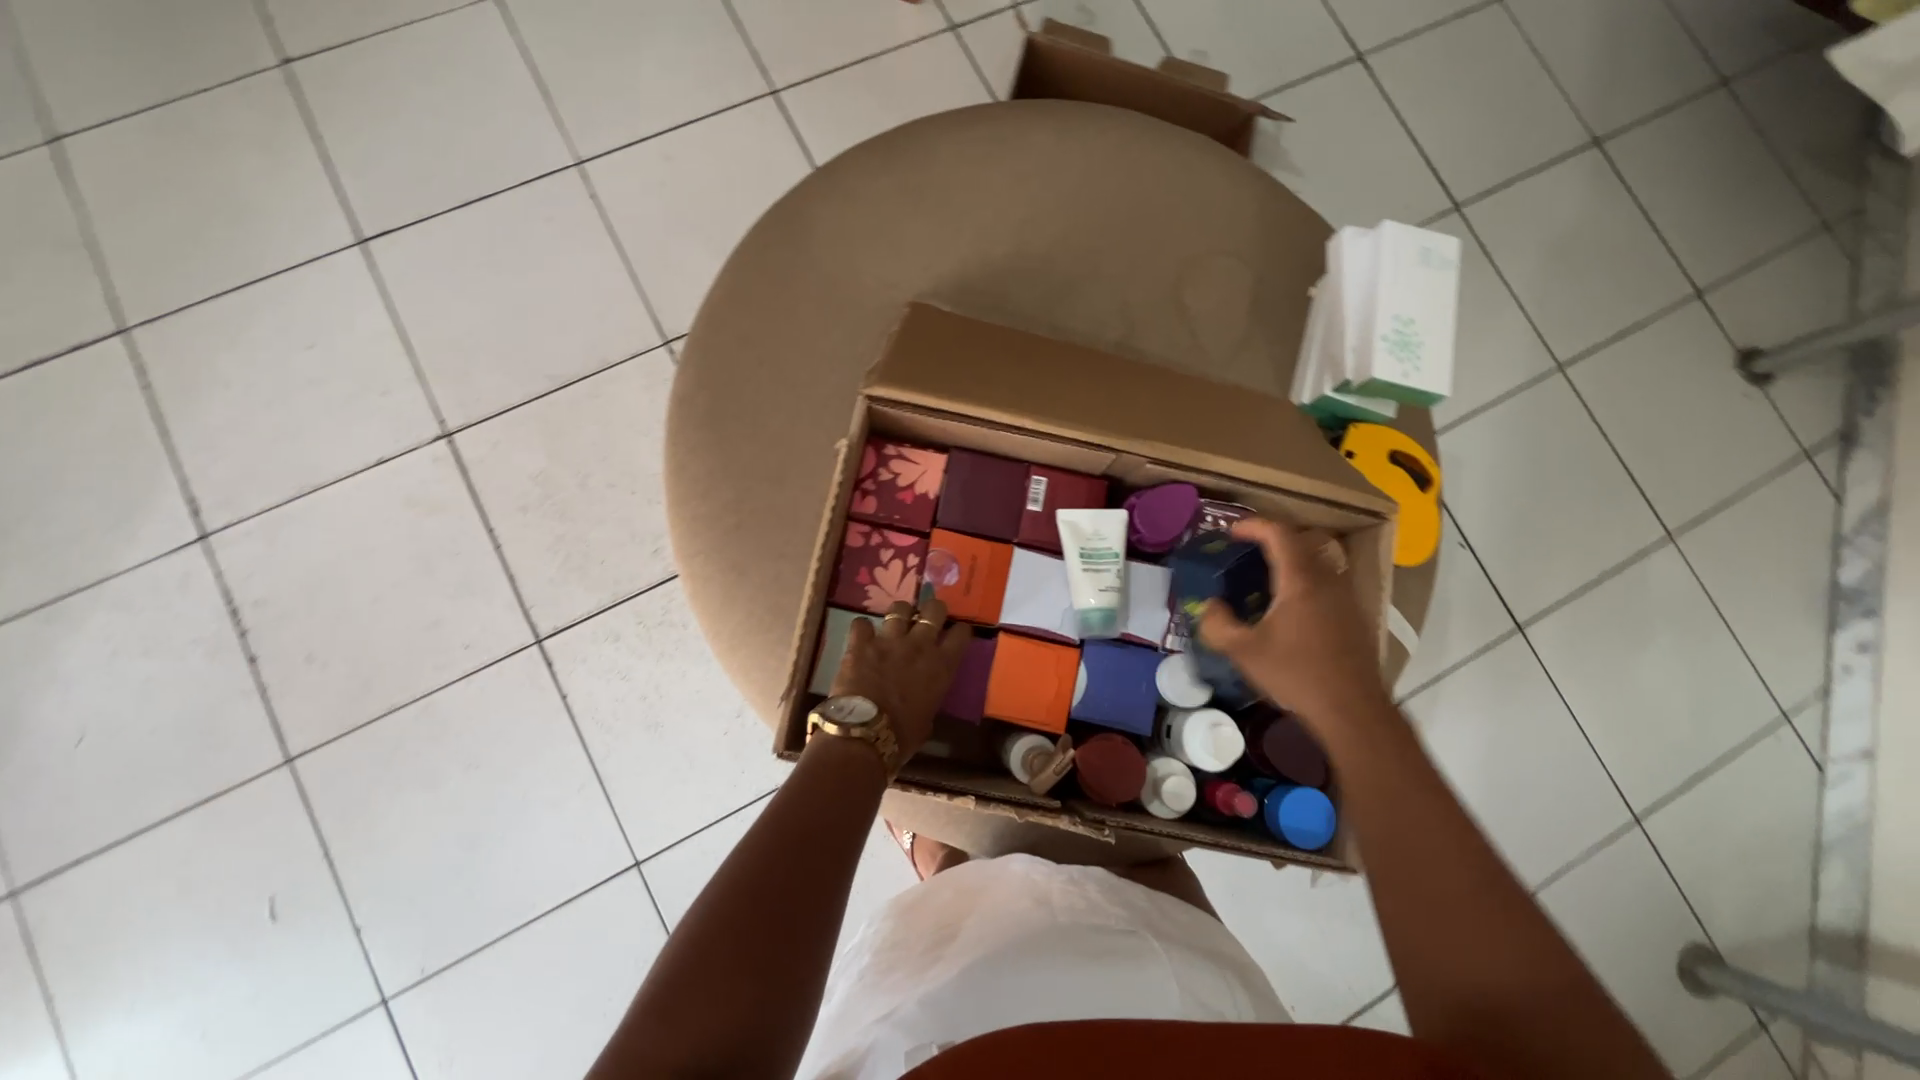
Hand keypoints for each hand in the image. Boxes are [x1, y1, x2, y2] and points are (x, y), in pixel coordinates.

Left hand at [830, 597, 971, 759]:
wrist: (865, 734)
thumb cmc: (902, 736)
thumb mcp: (927, 720)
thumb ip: (929, 700)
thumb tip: (922, 700)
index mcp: (942, 666)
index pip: (961, 634)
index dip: (960, 630)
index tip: (956, 634)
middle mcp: (919, 645)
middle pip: (933, 610)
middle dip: (932, 610)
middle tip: (927, 618)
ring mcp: (889, 640)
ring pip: (899, 608)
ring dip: (899, 614)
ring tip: (895, 622)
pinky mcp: (861, 643)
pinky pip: (861, 623)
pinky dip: (862, 629)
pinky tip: (862, 637)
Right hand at [1195, 517, 1389, 727]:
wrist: (1352, 710)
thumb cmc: (1296, 675)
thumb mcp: (1244, 652)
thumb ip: (1218, 624)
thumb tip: (1210, 606)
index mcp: (1301, 580)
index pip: (1280, 533)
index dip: (1254, 525)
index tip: (1231, 532)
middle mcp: (1328, 580)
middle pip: (1301, 543)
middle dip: (1271, 541)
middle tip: (1245, 553)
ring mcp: (1346, 598)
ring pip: (1316, 564)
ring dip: (1289, 563)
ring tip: (1263, 581)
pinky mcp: (1355, 617)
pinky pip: (1326, 585)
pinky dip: (1304, 583)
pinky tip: (1289, 611)